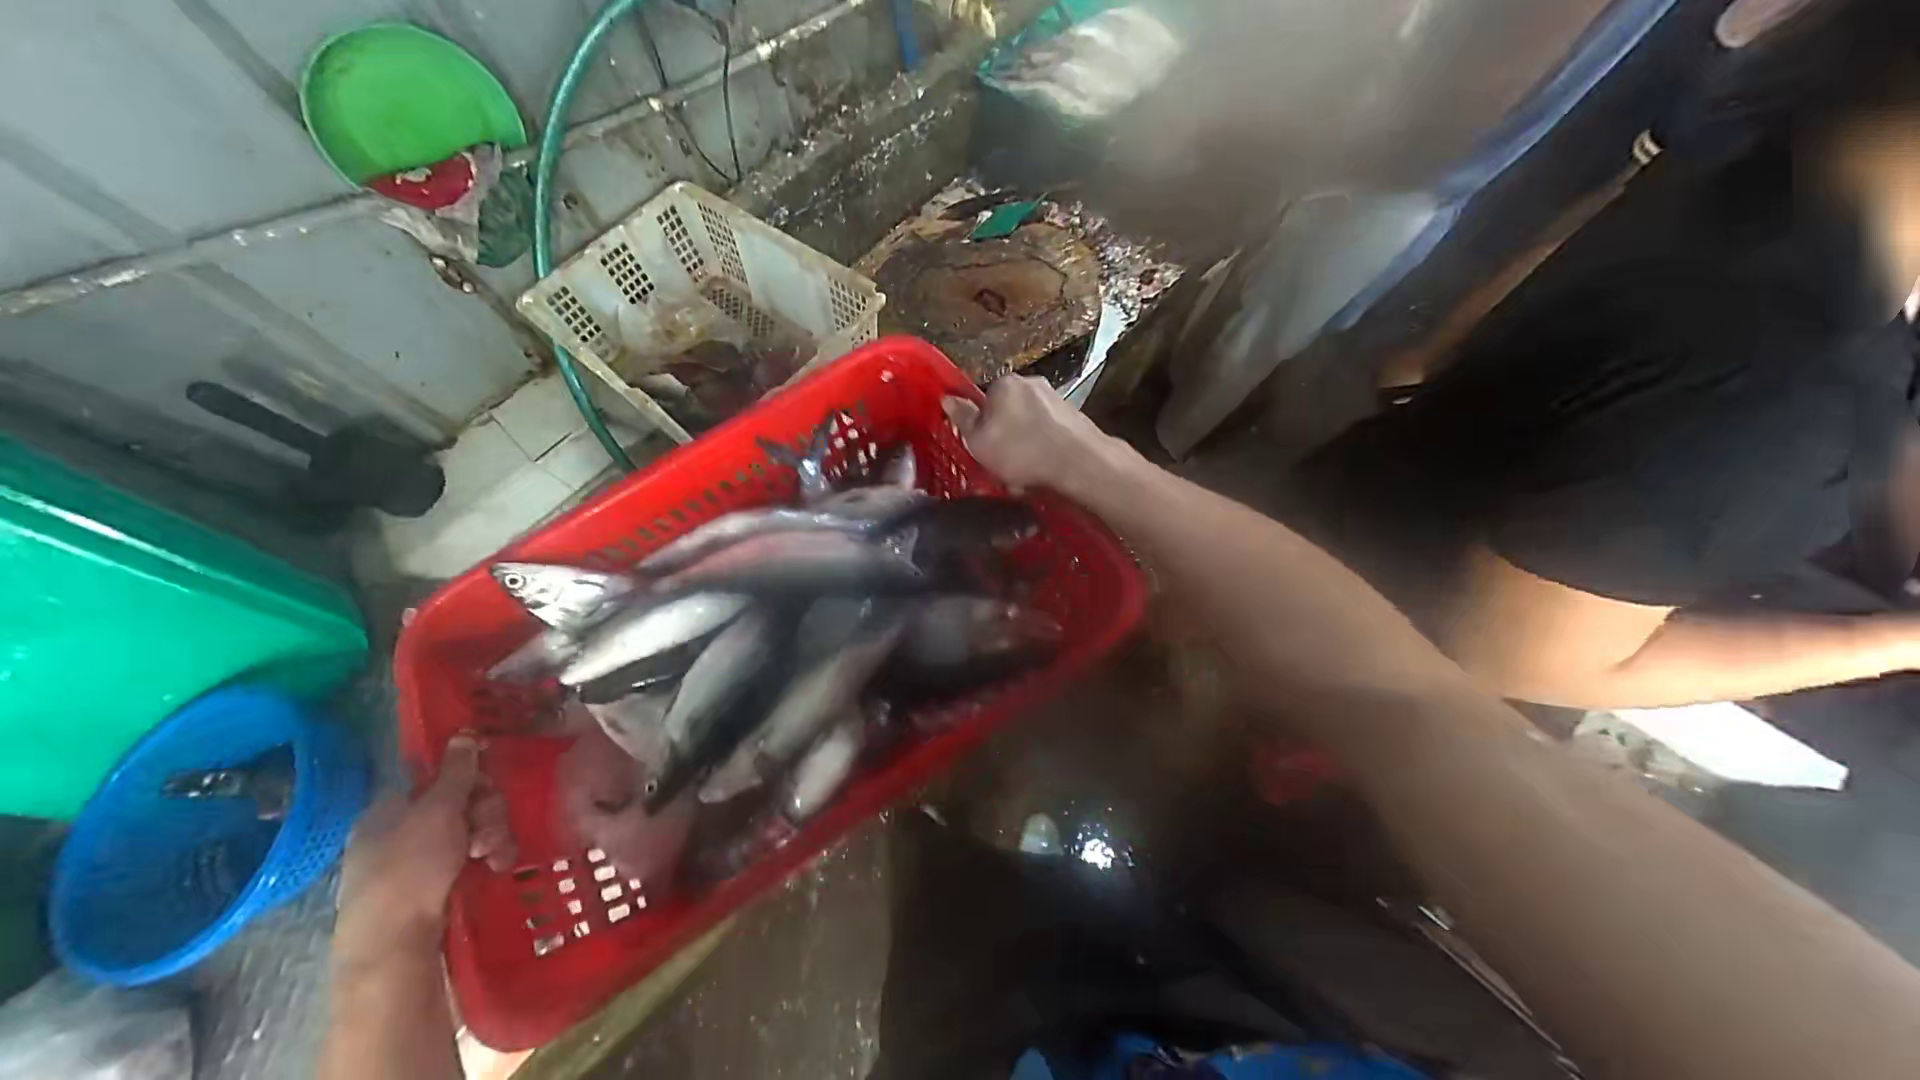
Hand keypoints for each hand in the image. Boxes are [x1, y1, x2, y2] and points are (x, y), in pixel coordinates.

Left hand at [334, 735, 515, 963]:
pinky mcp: (435, 886)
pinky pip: (472, 858)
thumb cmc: (409, 869)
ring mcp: (417, 860)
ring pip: (472, 829)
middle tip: (489, 827)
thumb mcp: (437, 812)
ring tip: (493, 854)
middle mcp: (400, 831)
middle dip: (486, 810)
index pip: (437, 777)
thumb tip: (464, 733)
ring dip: (492, 834)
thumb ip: (456, 772)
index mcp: (388, 809)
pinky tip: (496, 867)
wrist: (395, 946)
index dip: (468, 777)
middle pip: (460, 802)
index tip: (488, 784)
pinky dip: (489, 857)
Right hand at [943, 375, 1121, 493]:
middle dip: (1004, 440)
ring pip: (1029, 428)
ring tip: (1023, 479)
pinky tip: (1044, 473)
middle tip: (1001, 468)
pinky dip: (1044, 453)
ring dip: (1024, 450)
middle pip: (1007, 414)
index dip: (979, 429)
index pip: (983, 401)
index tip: (981, 451)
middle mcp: (1033, 384)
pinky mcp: (1076, 421)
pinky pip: (1049, 437)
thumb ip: (962, 419)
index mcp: (1005, 383)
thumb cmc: (1022, 451)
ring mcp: (1057, 401)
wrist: (1080, 464)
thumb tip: (947, 398)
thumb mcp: (978, 441)